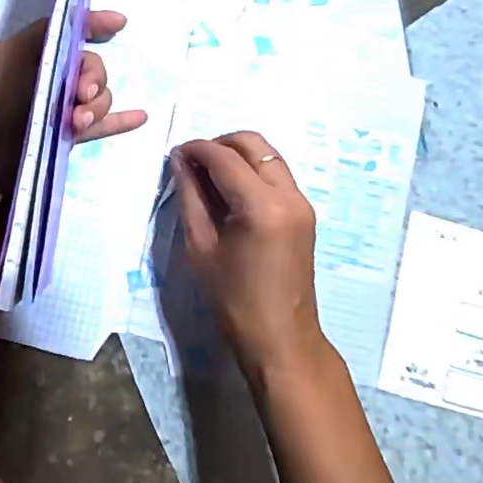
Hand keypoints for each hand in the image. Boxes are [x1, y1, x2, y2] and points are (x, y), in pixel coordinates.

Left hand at [0, 11, 148, 188]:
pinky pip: (106, 122)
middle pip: (92, 65)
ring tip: (78, 122)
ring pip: (101, 95)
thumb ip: (45, 34)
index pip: (70, 29)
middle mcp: (52, 76)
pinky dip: (121, 119)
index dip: (95, 22)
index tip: (119, 23)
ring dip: (96, 105)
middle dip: (93, 78)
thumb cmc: (1, 105)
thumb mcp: (13, 55)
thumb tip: (83, 28)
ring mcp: (64, 105)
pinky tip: (140, 116)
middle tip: (82, 95)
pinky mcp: (72, 133)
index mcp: (35, 54)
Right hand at [172, 132, 329, 378]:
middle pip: (253, 144)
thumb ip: (190, 196)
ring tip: (209, 174)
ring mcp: (302, 202)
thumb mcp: (201, 245)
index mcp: (262, 206)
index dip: (197, 149)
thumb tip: (180, 160)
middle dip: (220, 143)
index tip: (176, 153)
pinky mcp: (305, 211)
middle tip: (193, 161)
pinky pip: (276, 173)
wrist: (281, 338)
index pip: (225, 158)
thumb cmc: (233, 299)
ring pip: (267, 155)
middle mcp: (288, 195)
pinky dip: (253, 169)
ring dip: (238, 154)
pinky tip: (231, 189)